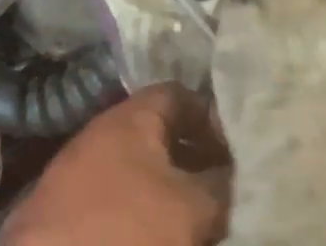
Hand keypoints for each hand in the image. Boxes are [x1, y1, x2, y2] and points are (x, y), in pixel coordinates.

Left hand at [3, 83, 230, 245]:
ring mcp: (88, 172)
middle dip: (203, 157)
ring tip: (215, 218)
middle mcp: (105, 135)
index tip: (245, 146)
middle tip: (239, 186)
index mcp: (129, 119)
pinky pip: (129, 196)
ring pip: (148, 169)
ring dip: (181, 188)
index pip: (178, 94)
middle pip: (165, 134)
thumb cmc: (125, 229)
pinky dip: (156, 210)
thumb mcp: (189, 208)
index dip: (214, 115)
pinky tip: (177, 231)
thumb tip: (245, 172)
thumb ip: (222, 185)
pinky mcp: (80, 209)